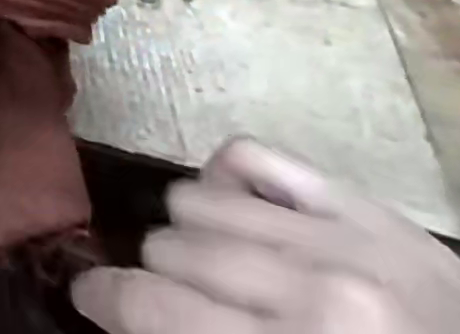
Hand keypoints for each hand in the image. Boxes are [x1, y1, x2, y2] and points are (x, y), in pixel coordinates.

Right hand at [72, 138, 459, 333]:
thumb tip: (114, 305)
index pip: (144, 303)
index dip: (100, 298)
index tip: (89, 296)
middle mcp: (315, 292)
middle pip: (165, 246)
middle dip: (164, 278)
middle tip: (186, 305)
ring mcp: (347, 240)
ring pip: (194, 199)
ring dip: (198, 236)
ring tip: (229, 268)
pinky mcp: (371, 208)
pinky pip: (251, 153)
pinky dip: (229, 180)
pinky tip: (246, 214)